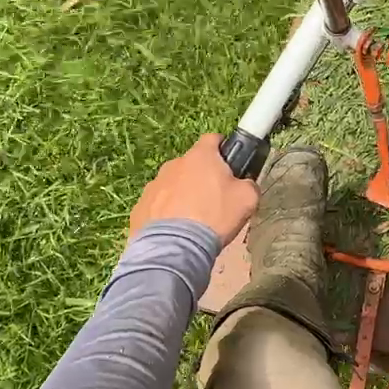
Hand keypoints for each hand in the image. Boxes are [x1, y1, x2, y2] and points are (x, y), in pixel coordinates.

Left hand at [129, 134, 259, 245]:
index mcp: (200, 156)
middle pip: (192, 165)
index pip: (213, 139)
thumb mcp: (247, 199)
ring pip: (173, 185)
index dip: (224, 149)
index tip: (231, 166)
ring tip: (194, 222)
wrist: (173, 249)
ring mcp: (153, 185)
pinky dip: (167, 214)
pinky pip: (158, 205)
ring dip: (183, 196)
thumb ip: (249, 184)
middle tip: (215, 201)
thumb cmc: (214, 216)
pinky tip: (176, 233)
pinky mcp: (140, 207)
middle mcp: (174, 164)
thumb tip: (245, 184)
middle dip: (203, 178)